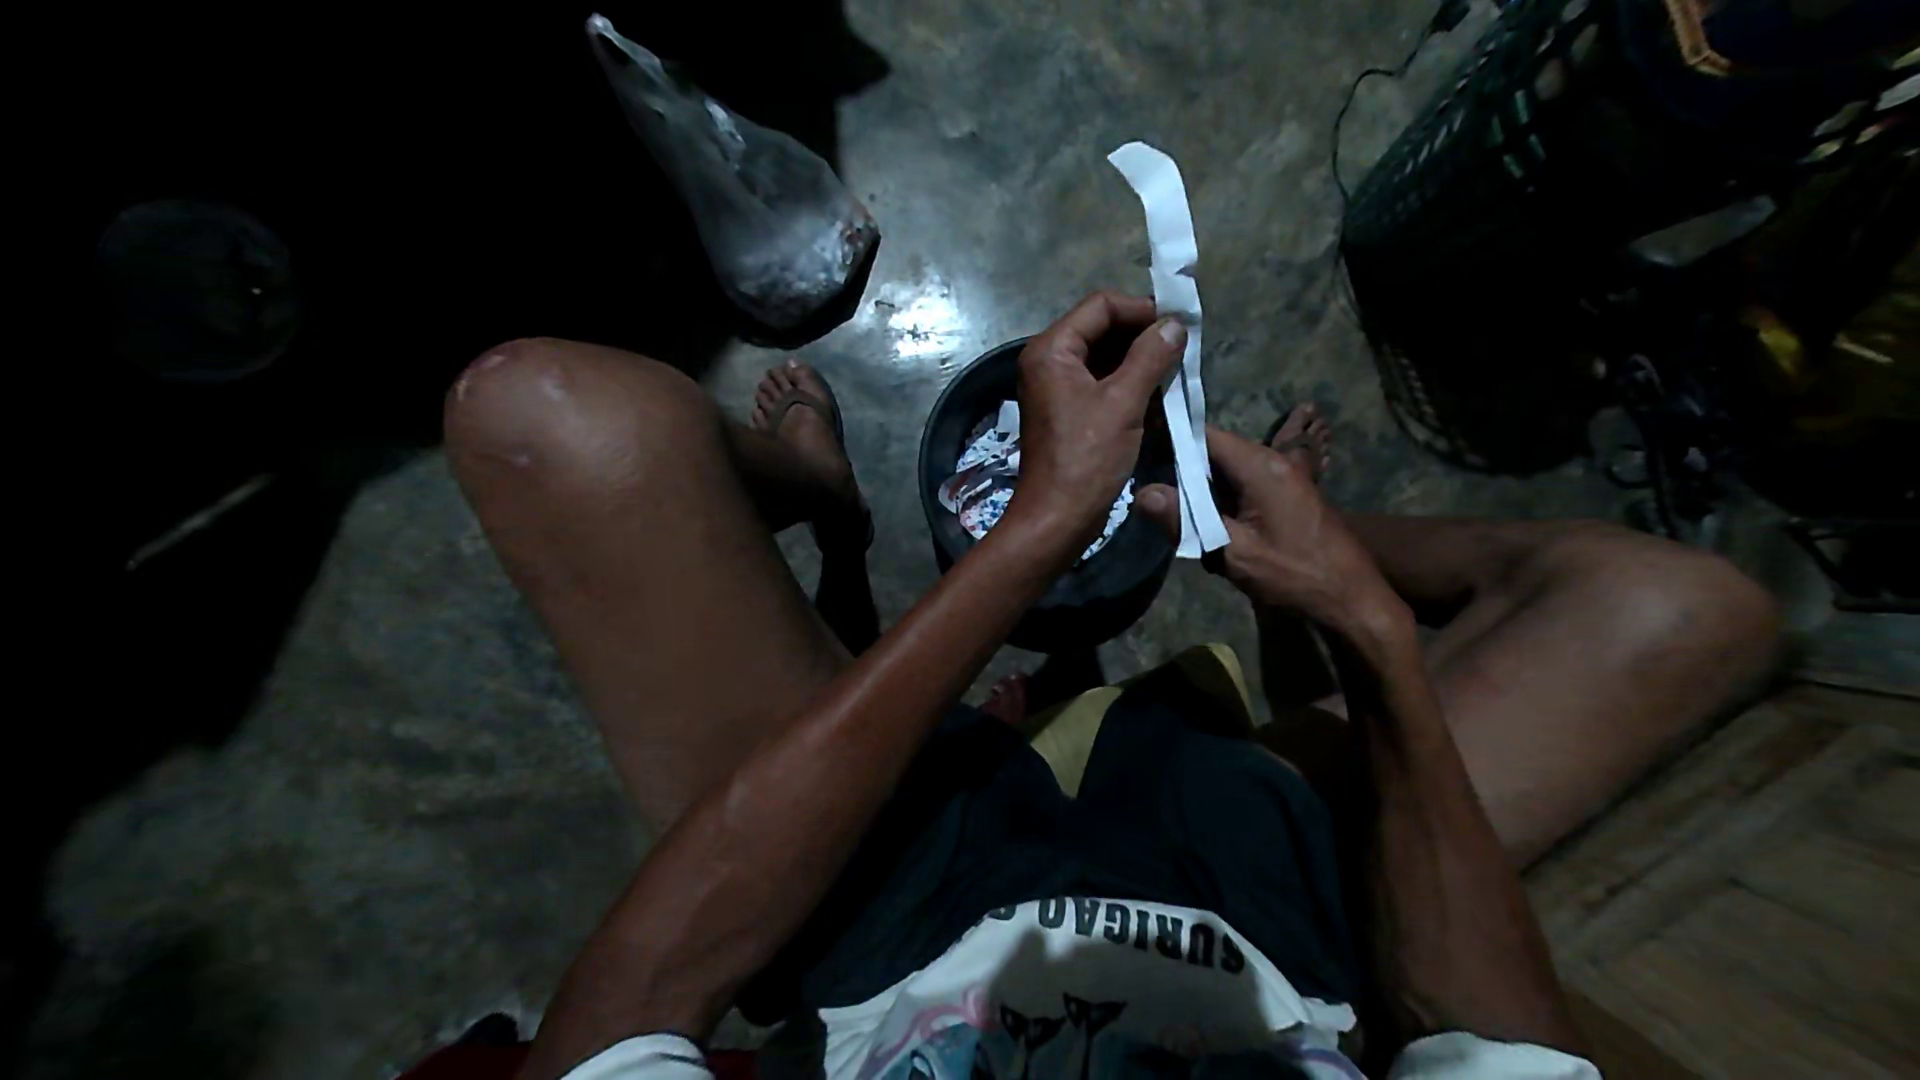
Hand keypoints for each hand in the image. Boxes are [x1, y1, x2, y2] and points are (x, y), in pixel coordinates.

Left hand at [1007, 291, 1185, 558]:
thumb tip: (1175, 325)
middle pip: (1100, 329)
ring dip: (1139, 363)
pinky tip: (1157, 398)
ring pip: (1103, 359)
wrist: (1057, 516)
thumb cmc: (1086, 458)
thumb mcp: (1124, 403)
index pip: (1101, 306)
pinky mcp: (1066, 412)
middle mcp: (1047, 362)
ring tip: (1175, 373)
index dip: (1142, 309)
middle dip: (1142, 337)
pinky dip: (1127, 386)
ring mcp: (1055, 389)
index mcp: (1051, 350)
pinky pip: (1100, 385)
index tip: (1179, 324)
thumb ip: (1150, 357)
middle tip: (1182, 349)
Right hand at [1135, 425, 1405, 637]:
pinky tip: (1201, 525)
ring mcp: (1279, 479)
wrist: (1351, 600)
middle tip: (1143, 486)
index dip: (1170, 436)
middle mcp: (1272, 463)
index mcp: (1261, 466)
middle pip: (1212, 452)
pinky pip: (1238, 487)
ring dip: (1197, 490)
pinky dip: (1215, 501)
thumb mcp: (1233, 551)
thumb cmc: (1295, 574)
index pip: (1206, 434)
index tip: (1137, 447)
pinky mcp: (1281, 497)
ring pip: (1222, 472)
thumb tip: (1142, 493)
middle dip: (1179, 469)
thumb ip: (1186, 520)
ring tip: (1167, 510)